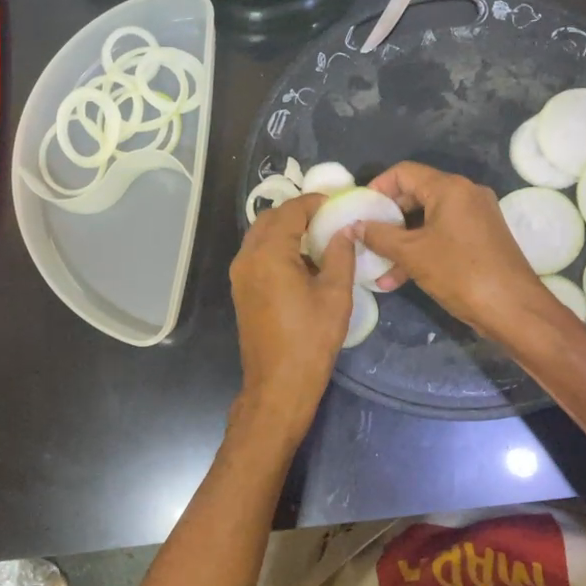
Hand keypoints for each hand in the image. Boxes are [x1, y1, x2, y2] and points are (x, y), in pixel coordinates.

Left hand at [229, 193, 354, 420]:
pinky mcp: (240, 290)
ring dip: (286, 231)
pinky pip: (257, 255)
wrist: (278, 383)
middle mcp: (247, 257)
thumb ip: (340, 255)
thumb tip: (345, 230)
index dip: (314, 203)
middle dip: (298, 214)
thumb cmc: (311, 339)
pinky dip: (276, 248)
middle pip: (270, 219)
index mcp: (269, 254)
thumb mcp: (335, 294)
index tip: (337, 205)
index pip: (291, 211)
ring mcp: (239, 274)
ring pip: (260, 236)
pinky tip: (302, 263)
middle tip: (328, 220)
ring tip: (318, 239)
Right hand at [359, 162, 571, 340]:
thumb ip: (379, 236)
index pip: (404, 173)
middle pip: (415, 194)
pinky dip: (420, 250)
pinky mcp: (479, 238)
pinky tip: (397, 278)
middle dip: (387, 218)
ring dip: (400, 241)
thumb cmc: (459, 273)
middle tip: (364, 237)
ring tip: (376, 266)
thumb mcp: (411, 254)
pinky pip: (441, 235)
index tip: (358, 210)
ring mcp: (475, 217)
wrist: (512, 308)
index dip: (377, 188)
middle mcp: (465, 194)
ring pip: (426, 220)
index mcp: (450, 188)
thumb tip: (354, 226)